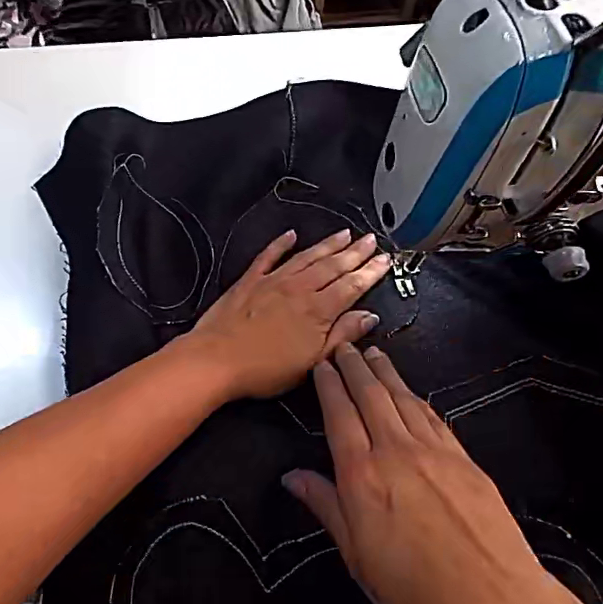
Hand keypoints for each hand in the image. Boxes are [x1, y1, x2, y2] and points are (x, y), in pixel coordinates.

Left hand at [179, 229, 391, 400]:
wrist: (215, 360)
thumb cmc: (266, 369)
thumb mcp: (313, 361)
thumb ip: (343, 336)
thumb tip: (369, 316)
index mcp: (318, 310)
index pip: (353, 285)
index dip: (372, 271)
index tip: (387, 259)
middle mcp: (299, 289)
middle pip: (333, 266)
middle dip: (356, 252)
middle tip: (372, 239)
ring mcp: (273, 281)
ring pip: (307, 257)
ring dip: (328, 245)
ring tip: (345, 234)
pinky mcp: (250, 281)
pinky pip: (269, 256)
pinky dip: (281, 244)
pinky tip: (291, 235)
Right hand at [284, 346, 584, 603]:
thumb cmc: (417, 598)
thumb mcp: (359, 561)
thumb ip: (327, 508)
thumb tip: (293, 476)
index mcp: (363, 476)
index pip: (339, 416)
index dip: (329, 386)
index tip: (322, 364)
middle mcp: (397, 451)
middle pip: (371, 396)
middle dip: (355, 367)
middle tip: (344, 346)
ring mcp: (435, 450)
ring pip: (404, 398)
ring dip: (386, 373)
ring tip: (374, 354)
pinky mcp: (465, 457)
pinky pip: (433, 416)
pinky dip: (416, 397)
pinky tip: (412, 392)